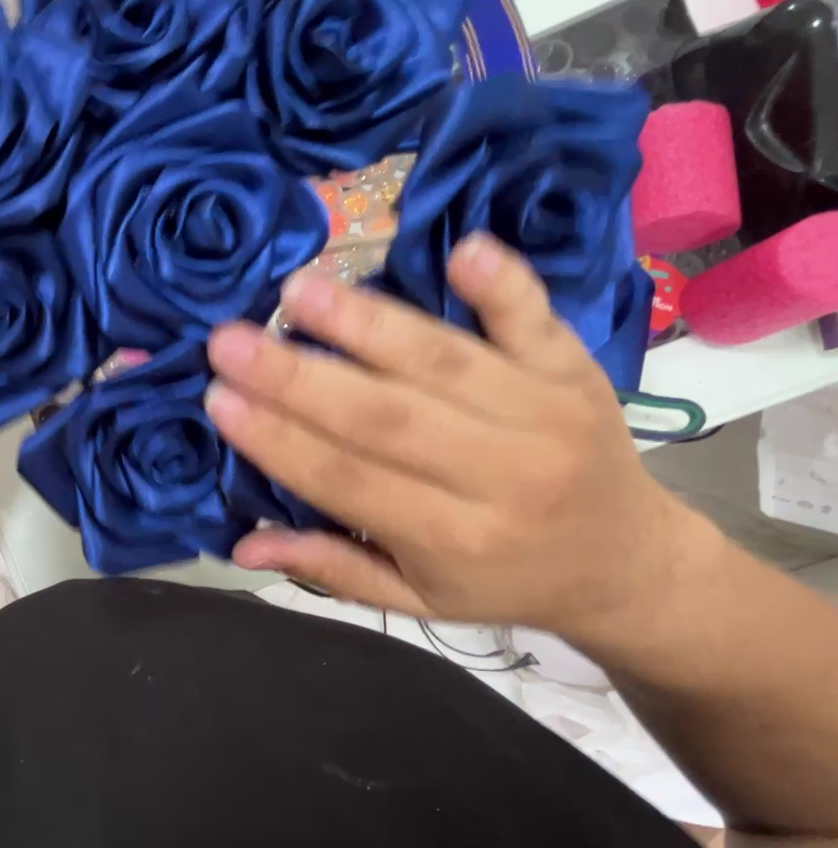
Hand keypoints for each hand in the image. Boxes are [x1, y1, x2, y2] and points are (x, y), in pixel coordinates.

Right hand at [202, 233, 720, 640]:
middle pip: (384, 415)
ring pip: (440, 361)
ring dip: (365, 321)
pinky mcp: (574, 372)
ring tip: (297, 290)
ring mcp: (545, 414)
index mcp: (453, 536)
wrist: (628, 563)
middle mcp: (502, 474)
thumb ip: (331, 567)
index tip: (218, 400)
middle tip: (229, 340)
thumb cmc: (499, 579)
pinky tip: (462, 248)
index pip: (347, 479)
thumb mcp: (412, 599)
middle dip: (296, 376)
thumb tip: (243, 549)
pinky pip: (537, 321)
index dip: (277, 440)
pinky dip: (503, 285)